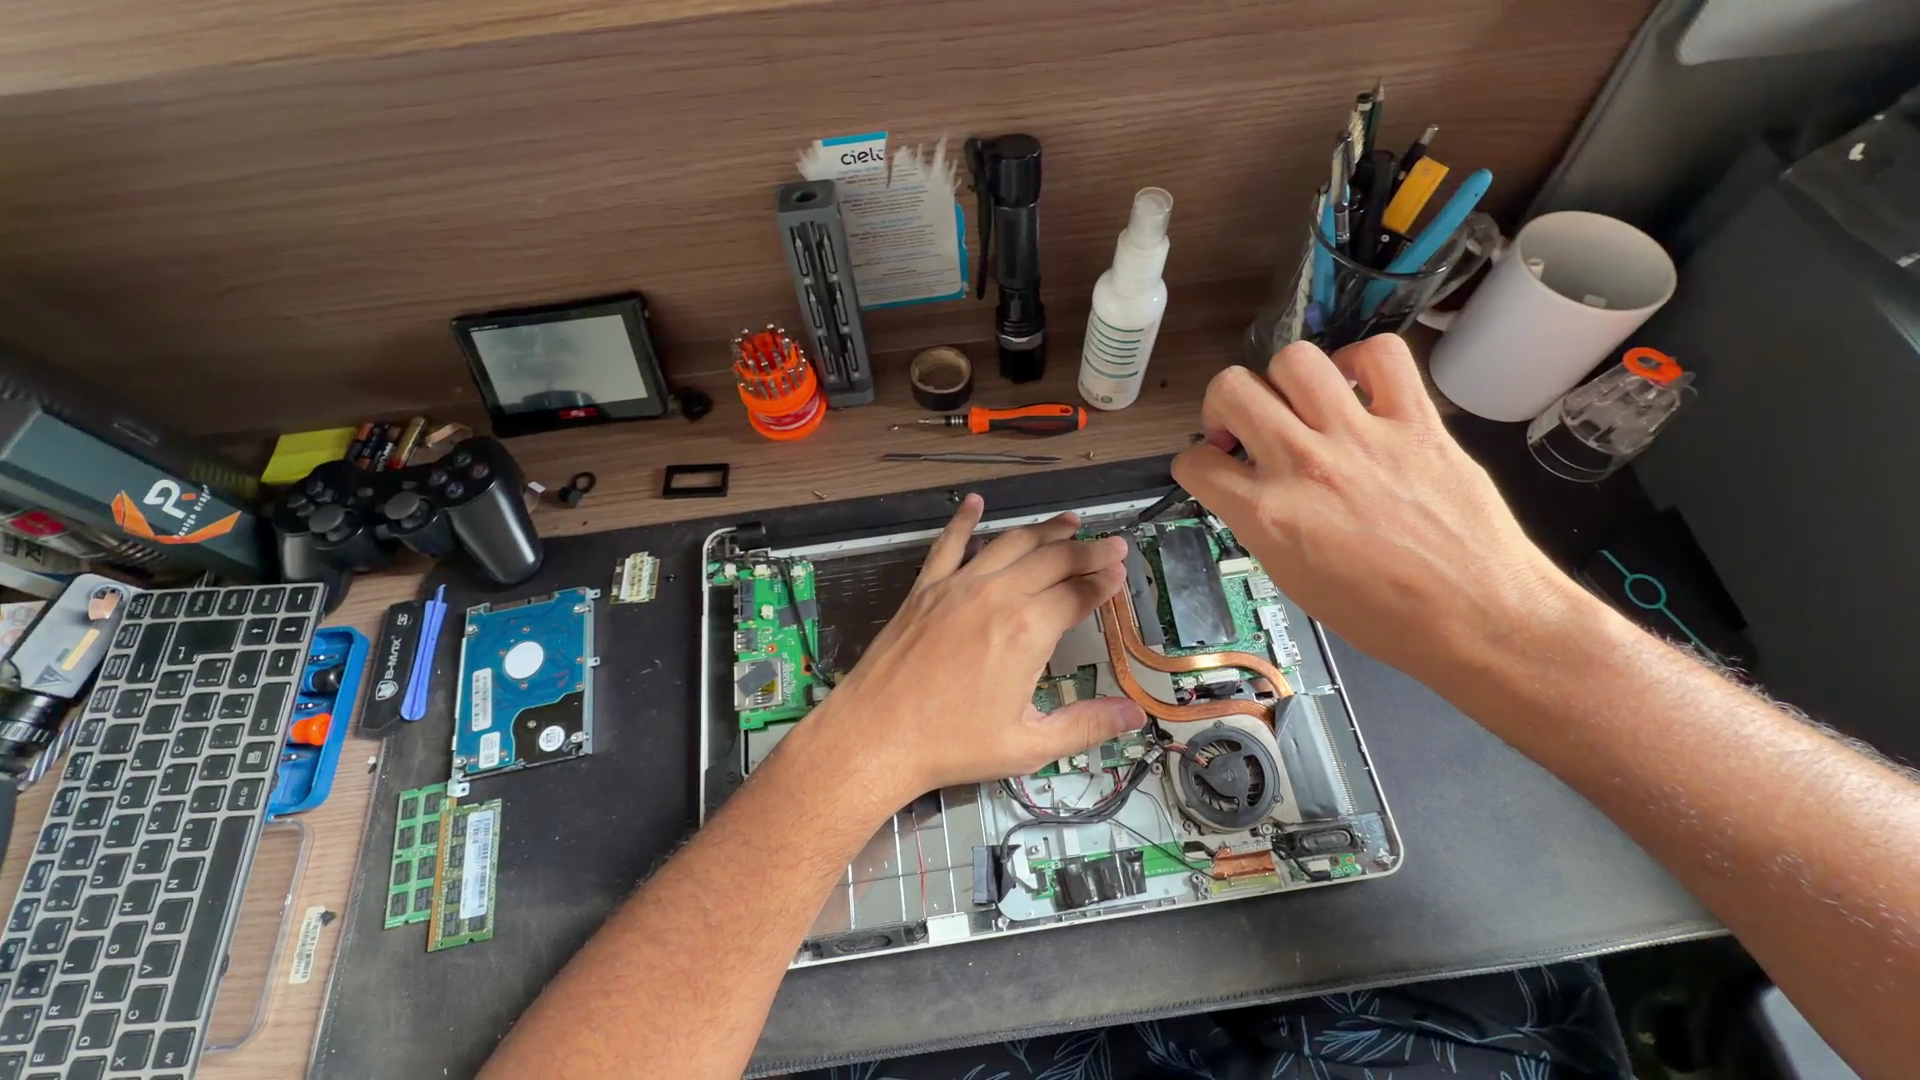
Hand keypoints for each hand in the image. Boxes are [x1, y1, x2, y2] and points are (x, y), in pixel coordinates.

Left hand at [803, 495, 1145, 799]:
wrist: (876, 735)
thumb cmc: (952, 744)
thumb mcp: (1028, 745)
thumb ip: (1086, 725)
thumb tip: (1133, 713)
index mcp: (1028, 631)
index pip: (1079, 593)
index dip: (1105, 581)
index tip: (1121, 571)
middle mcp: (997, 596)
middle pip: (1053, 559)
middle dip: (1088, 550)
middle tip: (1112, 544)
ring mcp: (958, 586)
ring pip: (1010, 544)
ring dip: (1044, 531)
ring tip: (1069, 523)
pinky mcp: (926, 589)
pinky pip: (949, 544)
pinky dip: (964, 520)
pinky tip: (974, 503)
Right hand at [1170, 336, 1581, 688]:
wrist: (1477, 618)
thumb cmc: (1386, 615)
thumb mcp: (1291, 578)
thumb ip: (1260, 522)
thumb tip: (1251, 490)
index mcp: (1268, 514)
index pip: (1196, 463)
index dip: (1194, 464)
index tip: (1211, 467)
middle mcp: (1305, 465)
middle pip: (1231, 390)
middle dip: (1223, 406)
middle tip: (1243, 427)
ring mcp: (1362, 438)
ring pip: (1295, 360)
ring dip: (1283, 380)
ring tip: (1299, 405)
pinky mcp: (1417, 423)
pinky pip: (1382, 356)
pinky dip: (1361, 361)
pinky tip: (1358, 390)